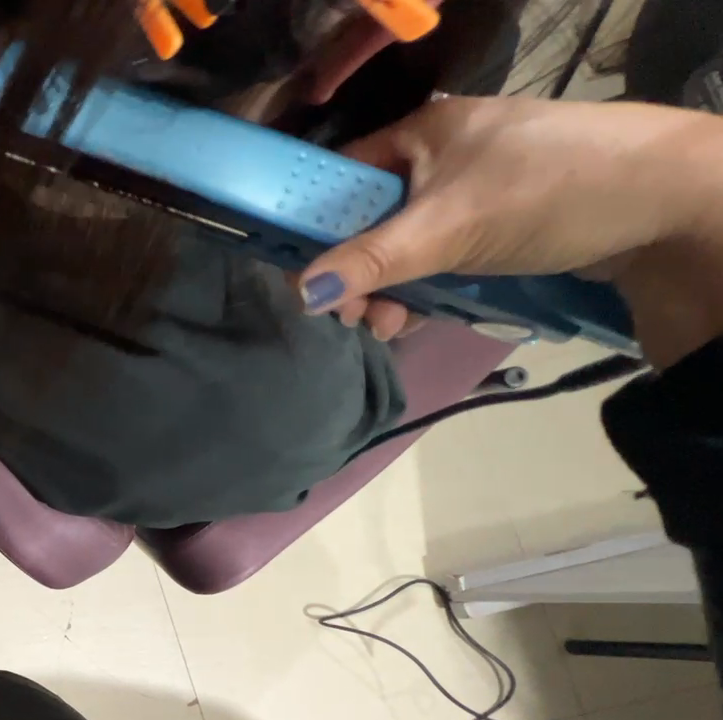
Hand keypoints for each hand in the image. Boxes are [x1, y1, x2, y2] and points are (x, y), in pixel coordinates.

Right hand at [297, 94, 722, 365]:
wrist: (684, 205)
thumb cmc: (555, 191)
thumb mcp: (448, 227)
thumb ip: (368, 262)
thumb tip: (298, 295)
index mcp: (421, 133)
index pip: (336, 179)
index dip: (309, 227)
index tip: (301, 275)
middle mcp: (437, 158)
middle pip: (361, 223)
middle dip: (350, 276)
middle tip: (350, 315)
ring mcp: (466, 192)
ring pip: (393, 249)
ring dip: (381, 293)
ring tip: (389, 324)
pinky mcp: (490, 224)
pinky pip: (428, 259)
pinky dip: (414, 291)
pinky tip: (414, 316)